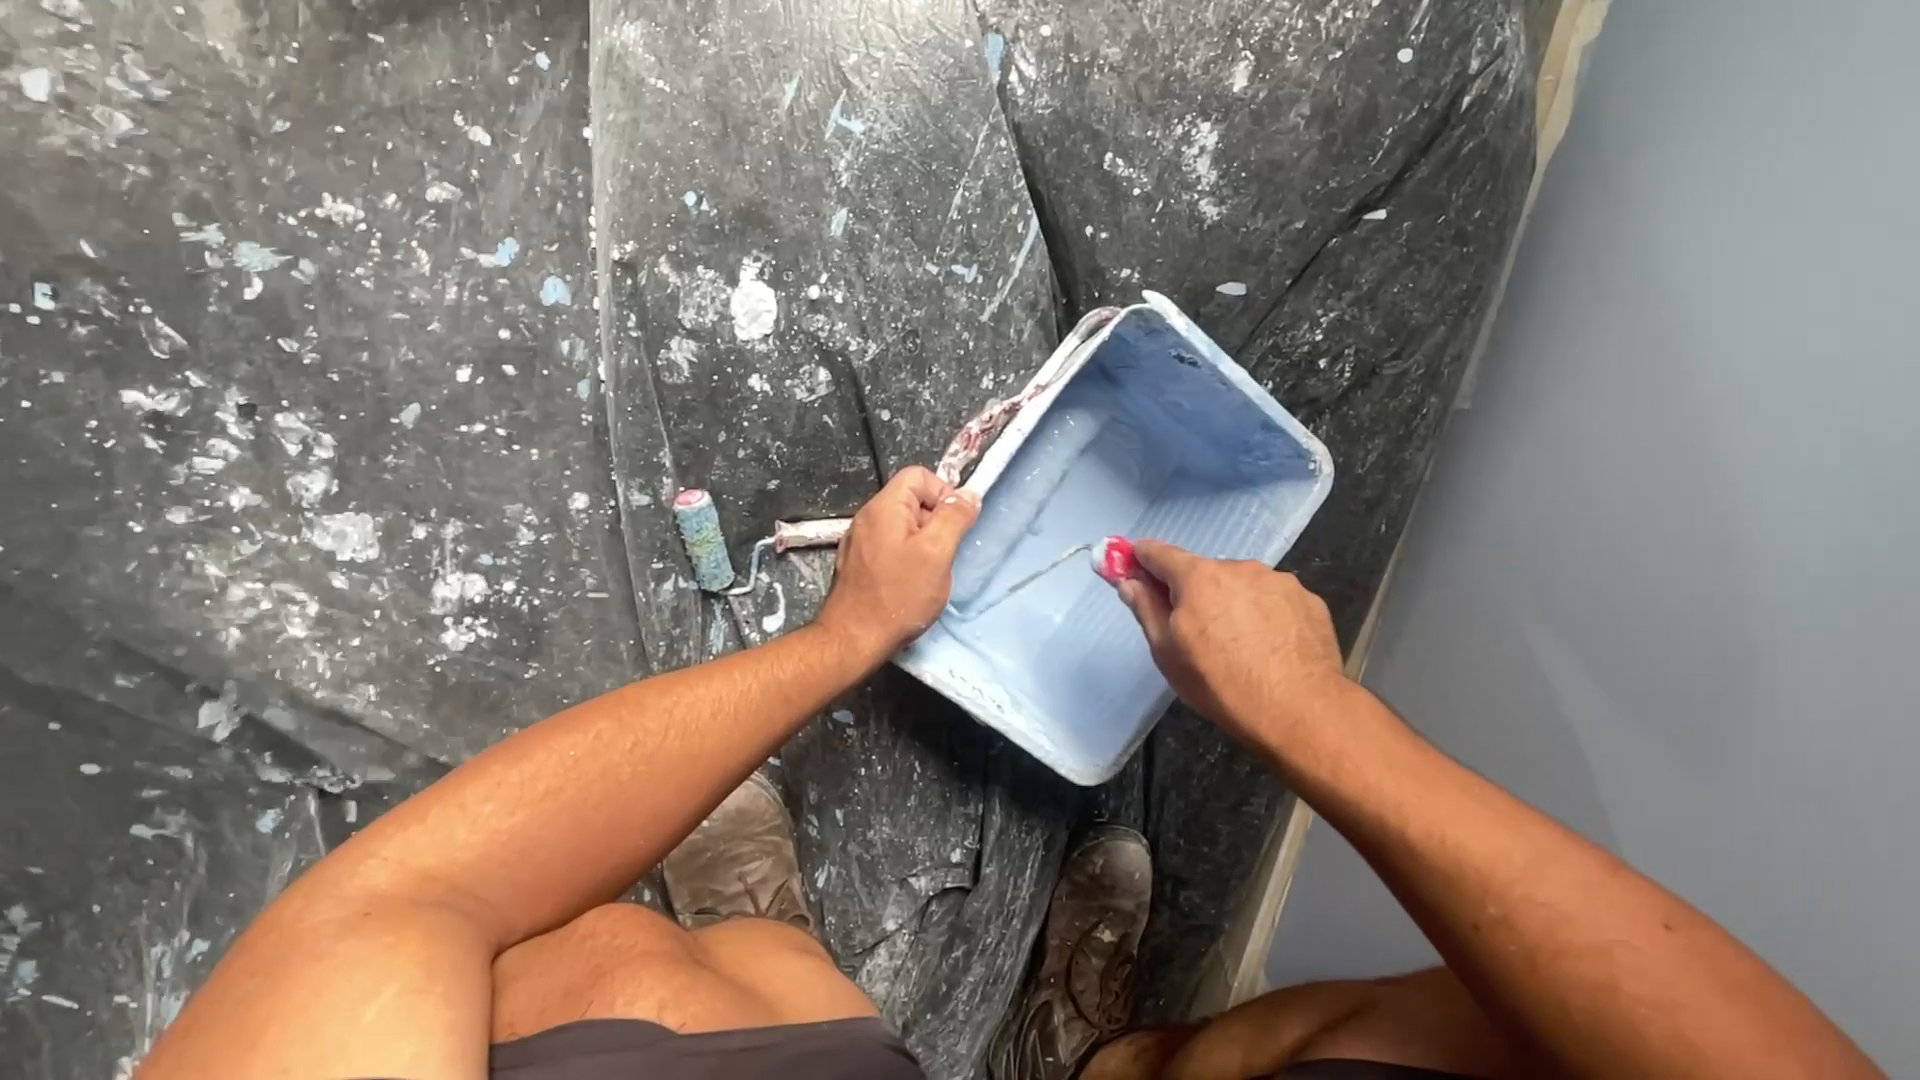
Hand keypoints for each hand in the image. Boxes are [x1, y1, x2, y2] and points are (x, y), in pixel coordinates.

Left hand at [817, 466, 979, 660]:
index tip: (953, 526)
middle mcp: (867, 517)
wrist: (855, 639)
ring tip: (927, 572)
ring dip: (923, 544)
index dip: (944, 494)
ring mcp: (859, 541)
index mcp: (885, 506)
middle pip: (912, 500)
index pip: (920, 475)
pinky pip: (890, 546)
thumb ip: (954, 518)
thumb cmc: (899, 595)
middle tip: (942, 554)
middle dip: (935, 522)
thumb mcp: (937, 552)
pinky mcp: (858, 563)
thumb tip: (968, 495)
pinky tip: (909, 584)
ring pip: (903, 526)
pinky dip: (906, 558)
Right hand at [1115, 540, 1347, 747]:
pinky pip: (1274, 600)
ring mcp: (1278, 581)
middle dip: (1194, 592)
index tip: (1132, 566)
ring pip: (1242, 585)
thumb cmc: (1220, 682)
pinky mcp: (1308, 600)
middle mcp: (1239, 568)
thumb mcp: (1167, 652)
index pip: (1159, 553)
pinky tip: (1270, 647)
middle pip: (1204, 572)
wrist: (1298, 709)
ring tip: (1240, 645)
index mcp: (1198, 577)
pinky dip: (1265, 615)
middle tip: (1195, 631)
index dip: (1141, 558)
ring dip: (1233, 603)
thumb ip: (1145, 609)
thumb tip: (1128, 582)